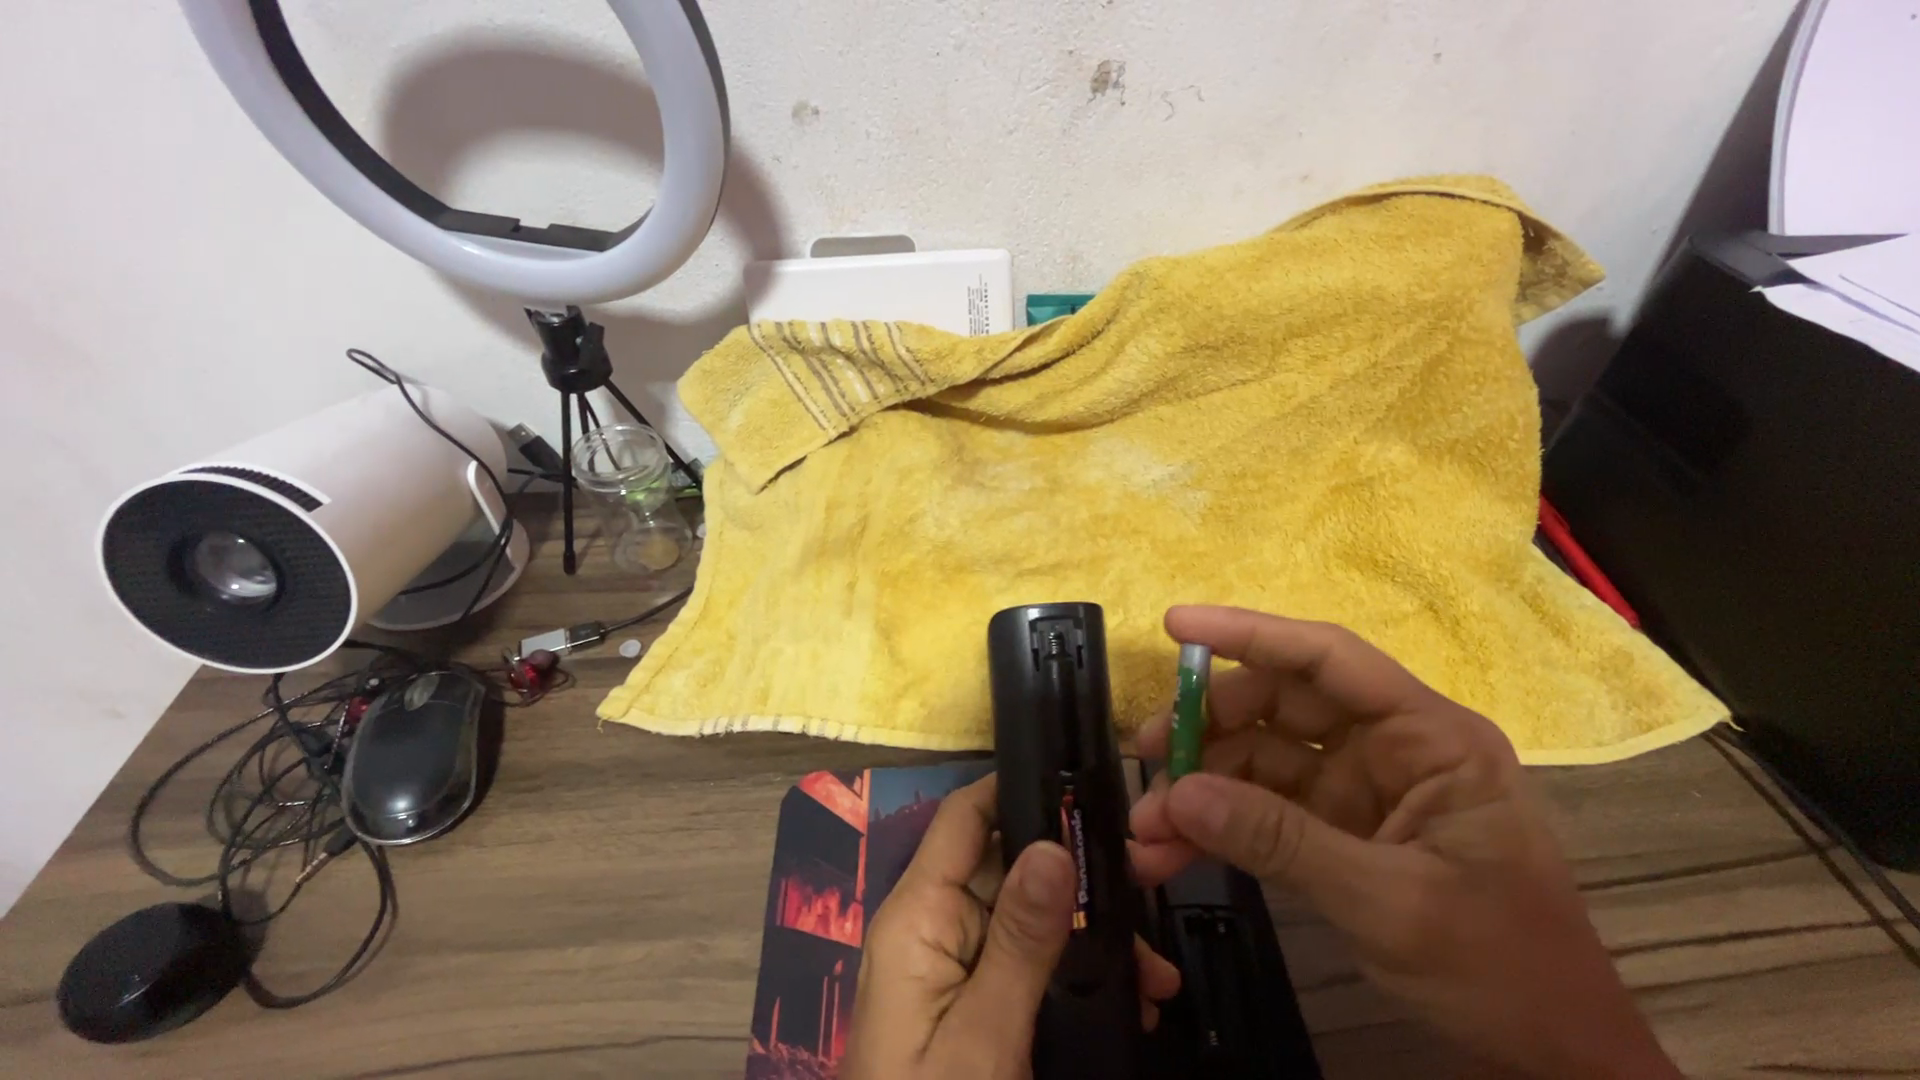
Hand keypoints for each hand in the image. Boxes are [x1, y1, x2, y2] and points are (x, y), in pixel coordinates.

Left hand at [843, 774, 1179, 1079]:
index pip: (964, 818)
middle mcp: (934, 924)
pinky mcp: (973, 999)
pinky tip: (1130, 998)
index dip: (1017, 789)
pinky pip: (1028, 963)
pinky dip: (1076, 972)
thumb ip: (1019, 942)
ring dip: (1090, 935)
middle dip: (1078, 877)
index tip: (1088, 788)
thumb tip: (1054, 845)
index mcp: (919, 914)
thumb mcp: (983, 1036)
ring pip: (1029, 917)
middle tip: (1151, 895)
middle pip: (1010, 866)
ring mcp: (955, 963)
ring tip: (1155, 975)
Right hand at [1130, 606, 1678, 1079]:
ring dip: (1201, 786)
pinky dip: (1216, 827)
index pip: (1329, 660)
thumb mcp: (1388, 902)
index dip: (1250, 634)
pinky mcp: (1336, 831)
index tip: (1176, 627)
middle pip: (1280, 706)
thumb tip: (1178, 793)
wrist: (1550, 1058)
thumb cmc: (1500, 967)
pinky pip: (1262, 810)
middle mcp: (1389, 748)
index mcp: (1428, 737)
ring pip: (1260, 759)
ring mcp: (1359, 790)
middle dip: (1207, 726)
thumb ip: (1280, 841)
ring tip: (1146, 826)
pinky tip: (1171, 850)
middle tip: (1145, 753)